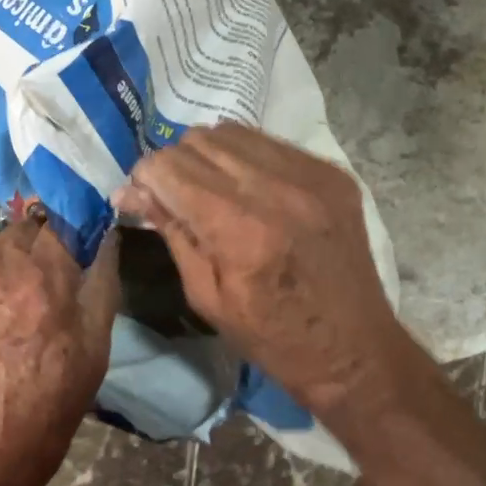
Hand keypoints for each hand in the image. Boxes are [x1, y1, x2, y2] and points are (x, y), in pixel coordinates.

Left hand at [0, 210, 119, 485]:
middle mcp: (0, 263)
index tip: (71, 241)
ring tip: (7, 301)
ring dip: (2, 261)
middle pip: (22, 228)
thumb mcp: (96, 346)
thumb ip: (101, 280)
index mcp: (45, 276)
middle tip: (40, 281)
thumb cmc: (50, 398)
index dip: (67, 227)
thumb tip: (105, 235)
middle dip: (34, 246)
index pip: (59, 218)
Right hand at [113, 123, 408, 417]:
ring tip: (215, 188)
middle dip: (175, 166)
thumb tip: (127, 190)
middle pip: (194, 141)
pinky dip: (245, 157)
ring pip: (228, 132)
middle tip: (179, 197)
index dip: (146, 179)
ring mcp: (308, 177)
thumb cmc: (272, 336)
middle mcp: (274, 190)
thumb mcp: (205, 294)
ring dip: (208, 155)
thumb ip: (169, 230)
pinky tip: (251, 189)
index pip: (166, 167)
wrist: (358, 354)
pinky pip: (266, 141)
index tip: (146, 199)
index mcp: (239, 229)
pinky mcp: (331, 173)